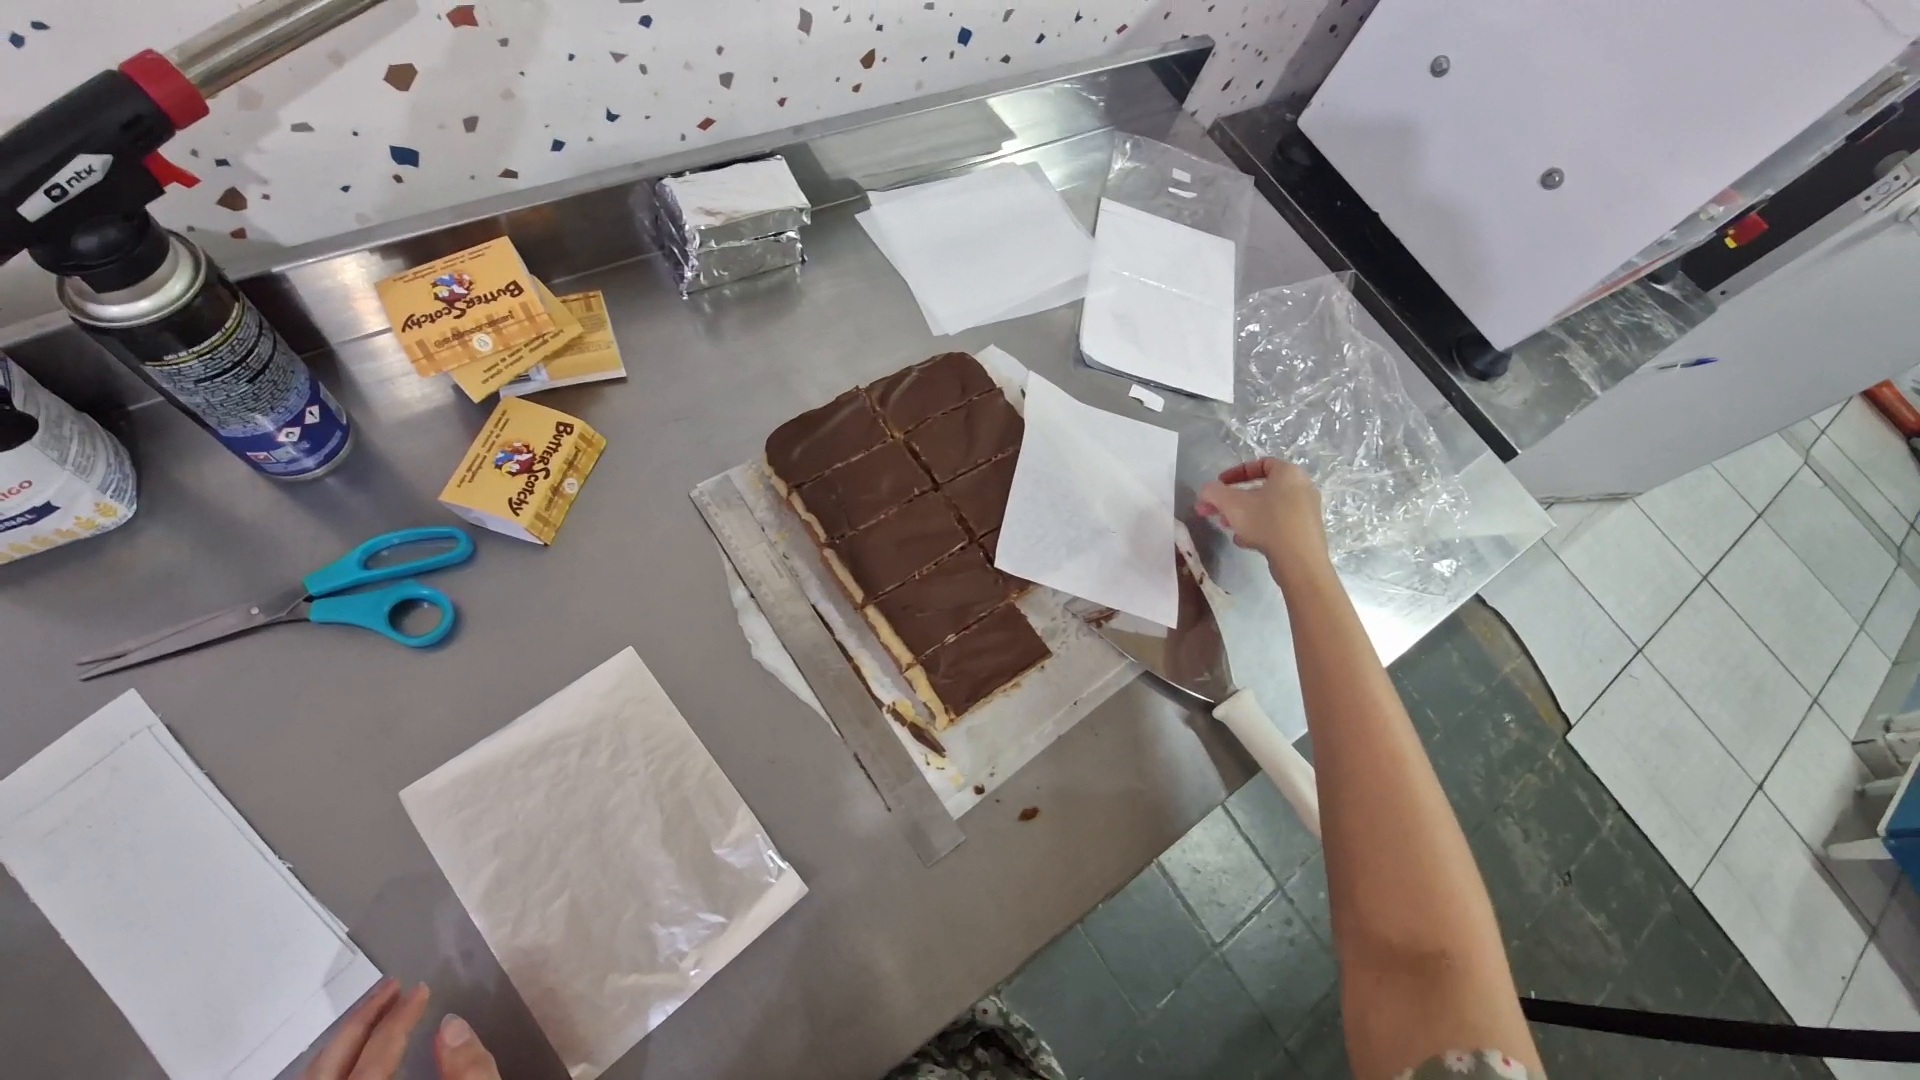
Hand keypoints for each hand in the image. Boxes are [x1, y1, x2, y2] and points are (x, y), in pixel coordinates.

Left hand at [306, 979, 501, 1079]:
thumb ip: (468, 1072)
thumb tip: (453, 1024)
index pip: (378, 1053)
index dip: (401, 1017)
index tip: (422, 988)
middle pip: (333, 1061)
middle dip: (365, 1018)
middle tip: (394, 984)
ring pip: (315, 1075)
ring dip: (346, 1038)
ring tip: (375, 1010)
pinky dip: (335, 1061)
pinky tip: (354, 1051)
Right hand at [1195, 458, 1329, 578]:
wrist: (1300, 561)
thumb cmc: (1267, 522)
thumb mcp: (1231, 504)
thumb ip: (1213, 492)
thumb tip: (1206, 492)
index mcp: (1289, 473)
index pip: (1261, 464)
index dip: (1235, 472)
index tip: (1219, 485)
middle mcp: (1302, 487)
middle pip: (1262, 489)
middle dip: (1235, 500)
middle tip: (1218, 511)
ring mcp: (1307, 511)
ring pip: (1269, 508)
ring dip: (1245, 516)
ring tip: (1229, 528)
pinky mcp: (1307, 532)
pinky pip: (1279, 524)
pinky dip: (1261, 529)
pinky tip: (1246, 542)